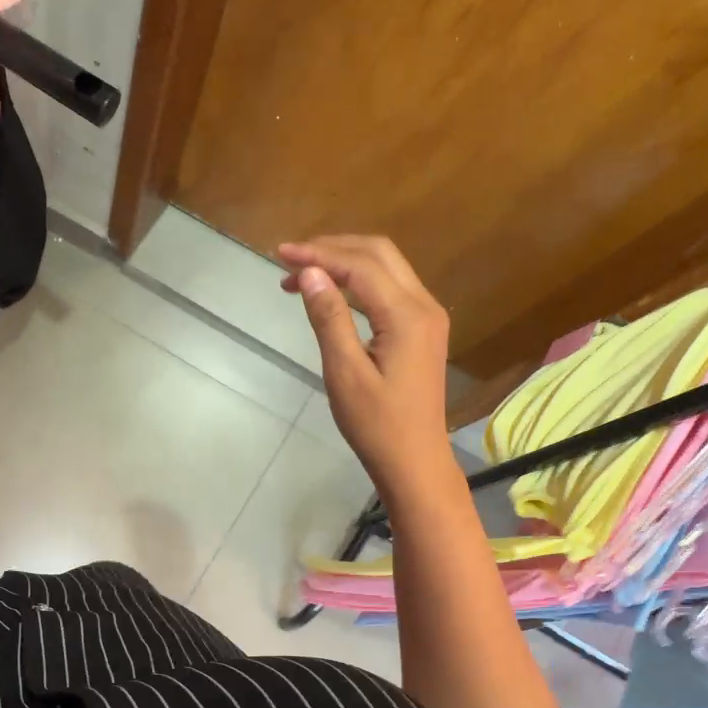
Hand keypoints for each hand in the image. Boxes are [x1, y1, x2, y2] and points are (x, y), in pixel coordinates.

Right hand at [280, 235, 453, 491]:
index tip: (280, 254)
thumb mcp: (344, 372)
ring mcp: (427, 316)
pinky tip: (330, 292)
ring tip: (301, 276)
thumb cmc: (375, 423)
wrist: (413, 459)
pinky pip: (390, 287)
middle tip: (289, 261)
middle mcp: (423, 305)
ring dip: (344, 262)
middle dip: (332, 248)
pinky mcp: (421, 328)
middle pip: (378, 253)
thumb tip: (311, 274)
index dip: (318, 255)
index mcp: (406, 315)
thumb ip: (329, 319)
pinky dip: (357, 280)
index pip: (359, 266)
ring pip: (386, 267)